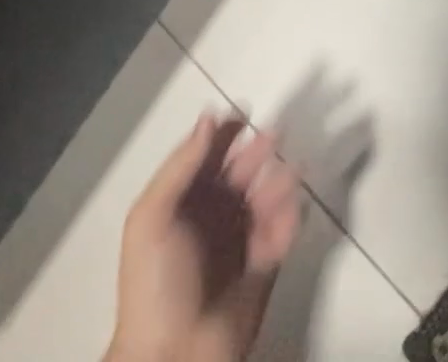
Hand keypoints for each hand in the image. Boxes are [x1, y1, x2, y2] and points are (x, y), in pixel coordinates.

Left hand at [107, 115, 301, 361]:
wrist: (175, 353)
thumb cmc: (156, 282)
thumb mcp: (153, 218)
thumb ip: (181, 166)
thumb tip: (208, 118)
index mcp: (183, 203)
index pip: (207, 157)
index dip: (224, 133)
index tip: (245, 110)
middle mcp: (213, 214)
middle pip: (242, 171)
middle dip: (259, 150)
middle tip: (278, 131)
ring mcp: (241, 237)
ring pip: (267, 196)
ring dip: (280, 178)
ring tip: (292, 166)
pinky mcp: (266, 261)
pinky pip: (284, 230)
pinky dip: (290, 214)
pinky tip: (295, 202)